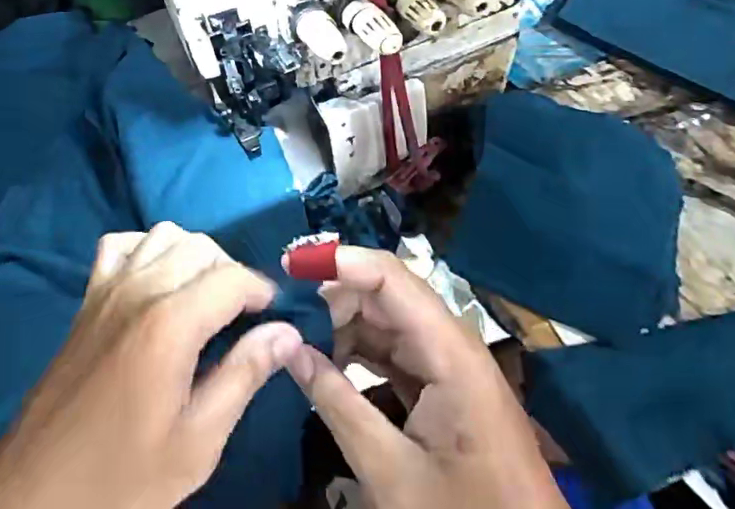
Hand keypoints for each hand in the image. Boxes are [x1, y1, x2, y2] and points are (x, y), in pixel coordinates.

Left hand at [0, 223, 304, 508]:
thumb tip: (287, 332)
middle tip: (243, 315)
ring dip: (193, 255)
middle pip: (200, 247)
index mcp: (169, 323)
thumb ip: (244, 375)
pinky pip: (121, 244)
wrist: (43, 485)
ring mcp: (108, 286)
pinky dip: (147, 248)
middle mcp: (138, 288)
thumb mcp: (197, 441)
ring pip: (163, 235)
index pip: (231, 277)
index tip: (273, 316)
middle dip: (231, 272)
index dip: (261, 290)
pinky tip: (157, 279)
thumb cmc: (125, 474)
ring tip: (205, 297)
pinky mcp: (88, 295)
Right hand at [284, 246, 568, 508]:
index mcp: (450, 353)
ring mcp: (448, 364)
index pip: (389, 276)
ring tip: (295, 338)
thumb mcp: (393, 472)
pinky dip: (356, 349)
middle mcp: (451, 344)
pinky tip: (324, 361)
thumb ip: (337, 403)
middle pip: (383, 293)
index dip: (338, 260)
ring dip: (339, 324)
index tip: (289, 265)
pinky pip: (392, 349)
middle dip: (331, 296)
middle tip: (283, 315)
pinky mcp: (442, 385)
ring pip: (383, 319)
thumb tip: (287, 347)